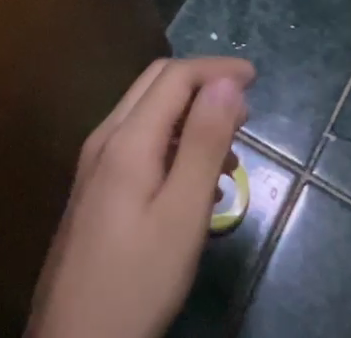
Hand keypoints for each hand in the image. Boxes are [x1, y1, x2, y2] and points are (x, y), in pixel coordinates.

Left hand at [27, 57, 254, 337]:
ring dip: (190, 115)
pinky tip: (195, 182)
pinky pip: (137, 142)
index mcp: (126, 139)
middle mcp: (104, 139)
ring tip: (229, 154)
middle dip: (203, 85)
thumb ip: (204, 143)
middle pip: (156, 85)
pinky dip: (172, 141)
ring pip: (147, 113)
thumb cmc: (137, 281)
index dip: (217, 70)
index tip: (256, 79)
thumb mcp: (182, 214)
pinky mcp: (94, 190)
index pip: (175, 76)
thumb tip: (226, 82)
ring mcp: (94, 165)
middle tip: (245, 110)